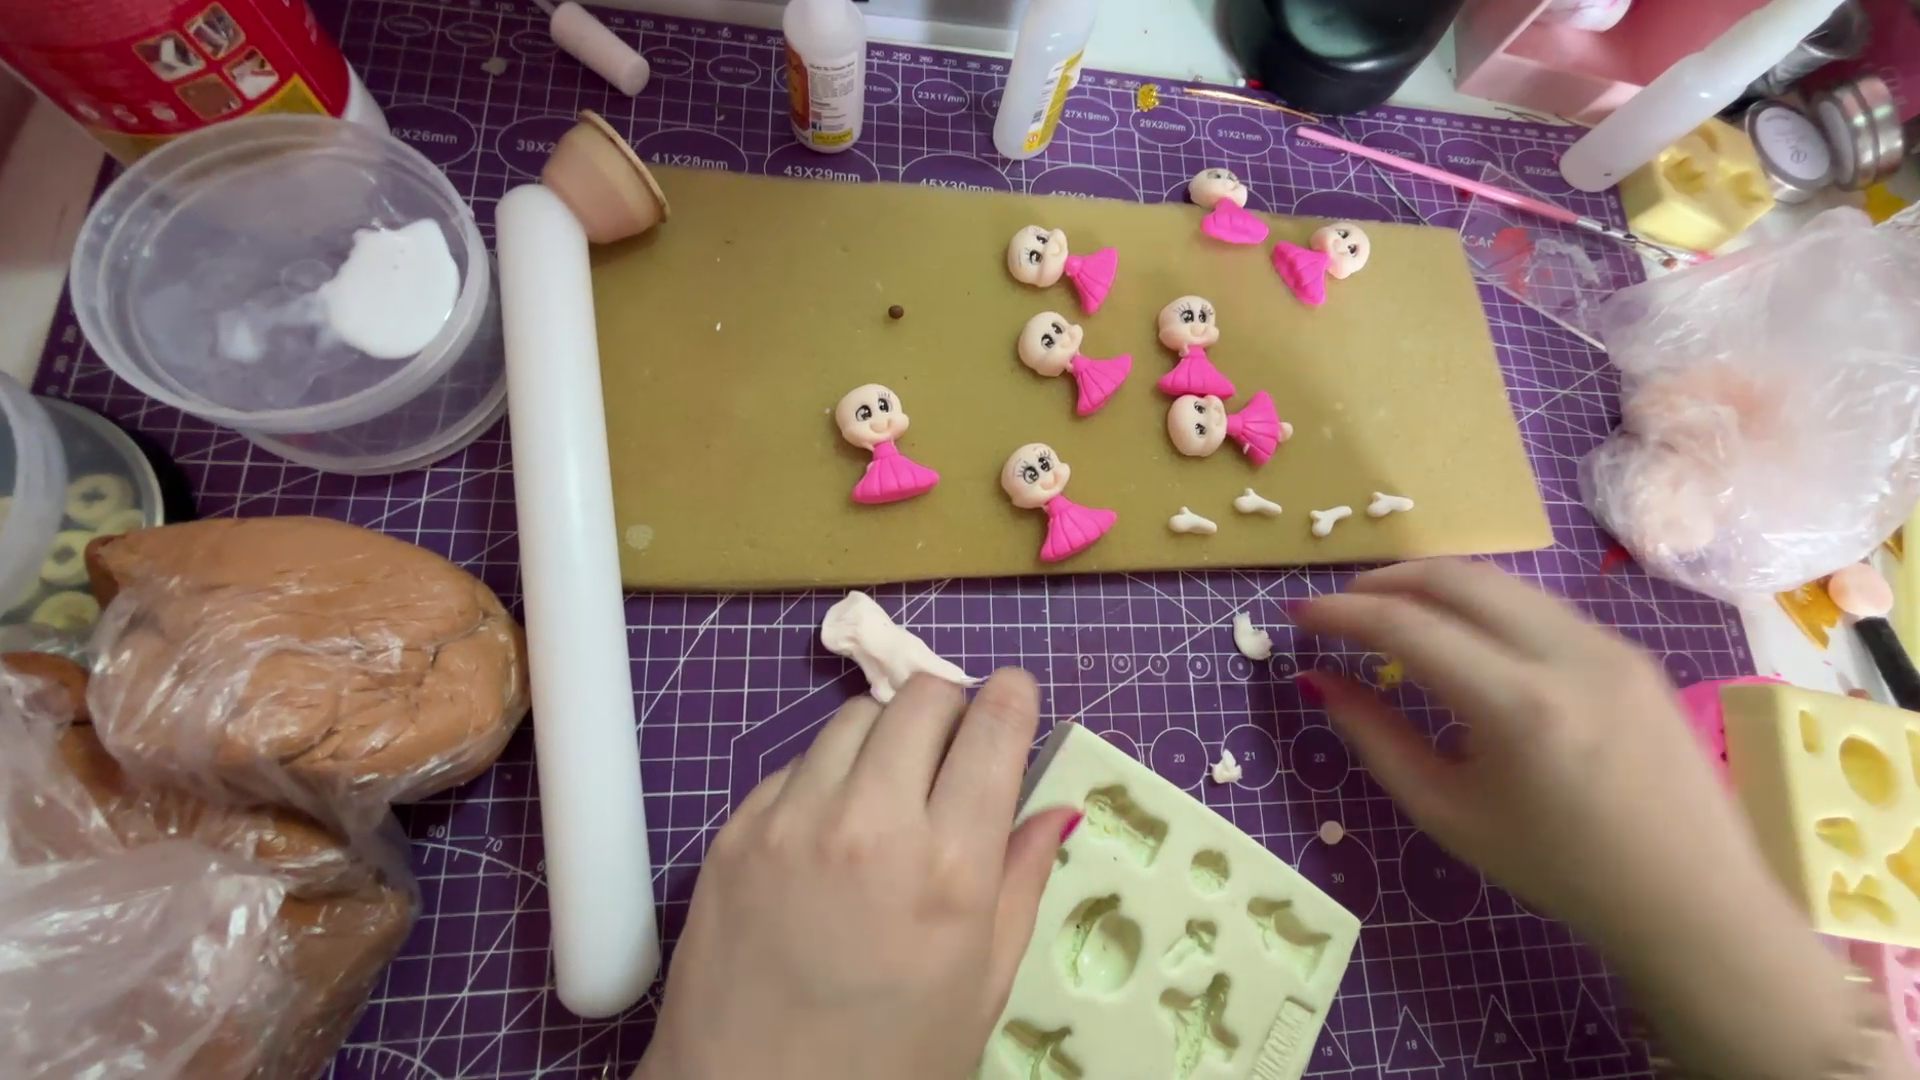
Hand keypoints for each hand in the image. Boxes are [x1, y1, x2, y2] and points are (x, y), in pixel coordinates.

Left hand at [637, 670, 1078, 1079]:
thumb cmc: (888, 1062)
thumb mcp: (981, 983)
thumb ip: (1023, 879)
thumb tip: (1057, 807)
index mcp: (949, 866)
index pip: (994, 727)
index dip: (1012, 697)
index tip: (1013, 698)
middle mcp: (871, 822)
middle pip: (922, 697)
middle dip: (950, 709)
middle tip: (950, 752)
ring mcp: (794, 819)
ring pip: (857, 715)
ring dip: (887, 735)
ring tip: (887, 787)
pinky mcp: (737, 828)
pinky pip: (798, 764)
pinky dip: (827, 776)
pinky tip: (827, 831)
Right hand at [1294, 559, 1781, 948]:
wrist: (1696, 906)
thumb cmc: (1555, 867)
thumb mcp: (1442, 808)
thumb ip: (1371, 734)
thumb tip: (1317, 679)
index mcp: (1520, 706)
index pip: (1407, 626)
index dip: (1340, 613)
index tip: (1298, 614)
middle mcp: (1570, 655)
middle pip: (1454, 578)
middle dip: (1382, 581)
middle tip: (1340, 606)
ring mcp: (1610, 645)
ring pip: (1497, 580)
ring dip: (1429, 585)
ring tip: (1387, 613)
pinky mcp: (1629, 651)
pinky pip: (1532, 602)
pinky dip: (1475, 603)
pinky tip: (1454, 635)